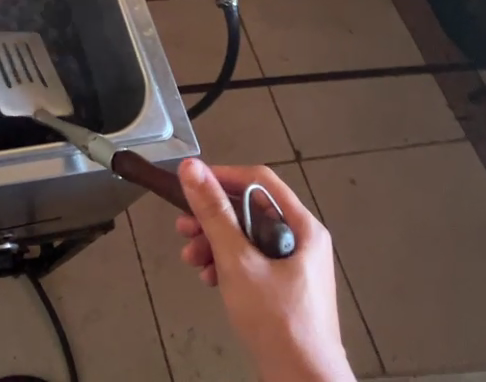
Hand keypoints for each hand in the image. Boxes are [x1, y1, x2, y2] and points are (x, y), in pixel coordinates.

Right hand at [175, 160, 353, 381]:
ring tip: (192, 261)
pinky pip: (251, 260)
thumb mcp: (237, 261)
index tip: (189, 187)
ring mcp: (294, 265)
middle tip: (183, 229)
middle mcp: (302, 240)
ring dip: (214, 243)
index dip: (222, 177)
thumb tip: (191, 167)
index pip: (258, 180)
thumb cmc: (275, 319)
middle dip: (212, 218)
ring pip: (246, 236)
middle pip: (249, 209)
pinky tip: (209, 280)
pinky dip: (227, 264)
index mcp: (302, 227)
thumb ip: (214, 212)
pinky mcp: (285, 287)